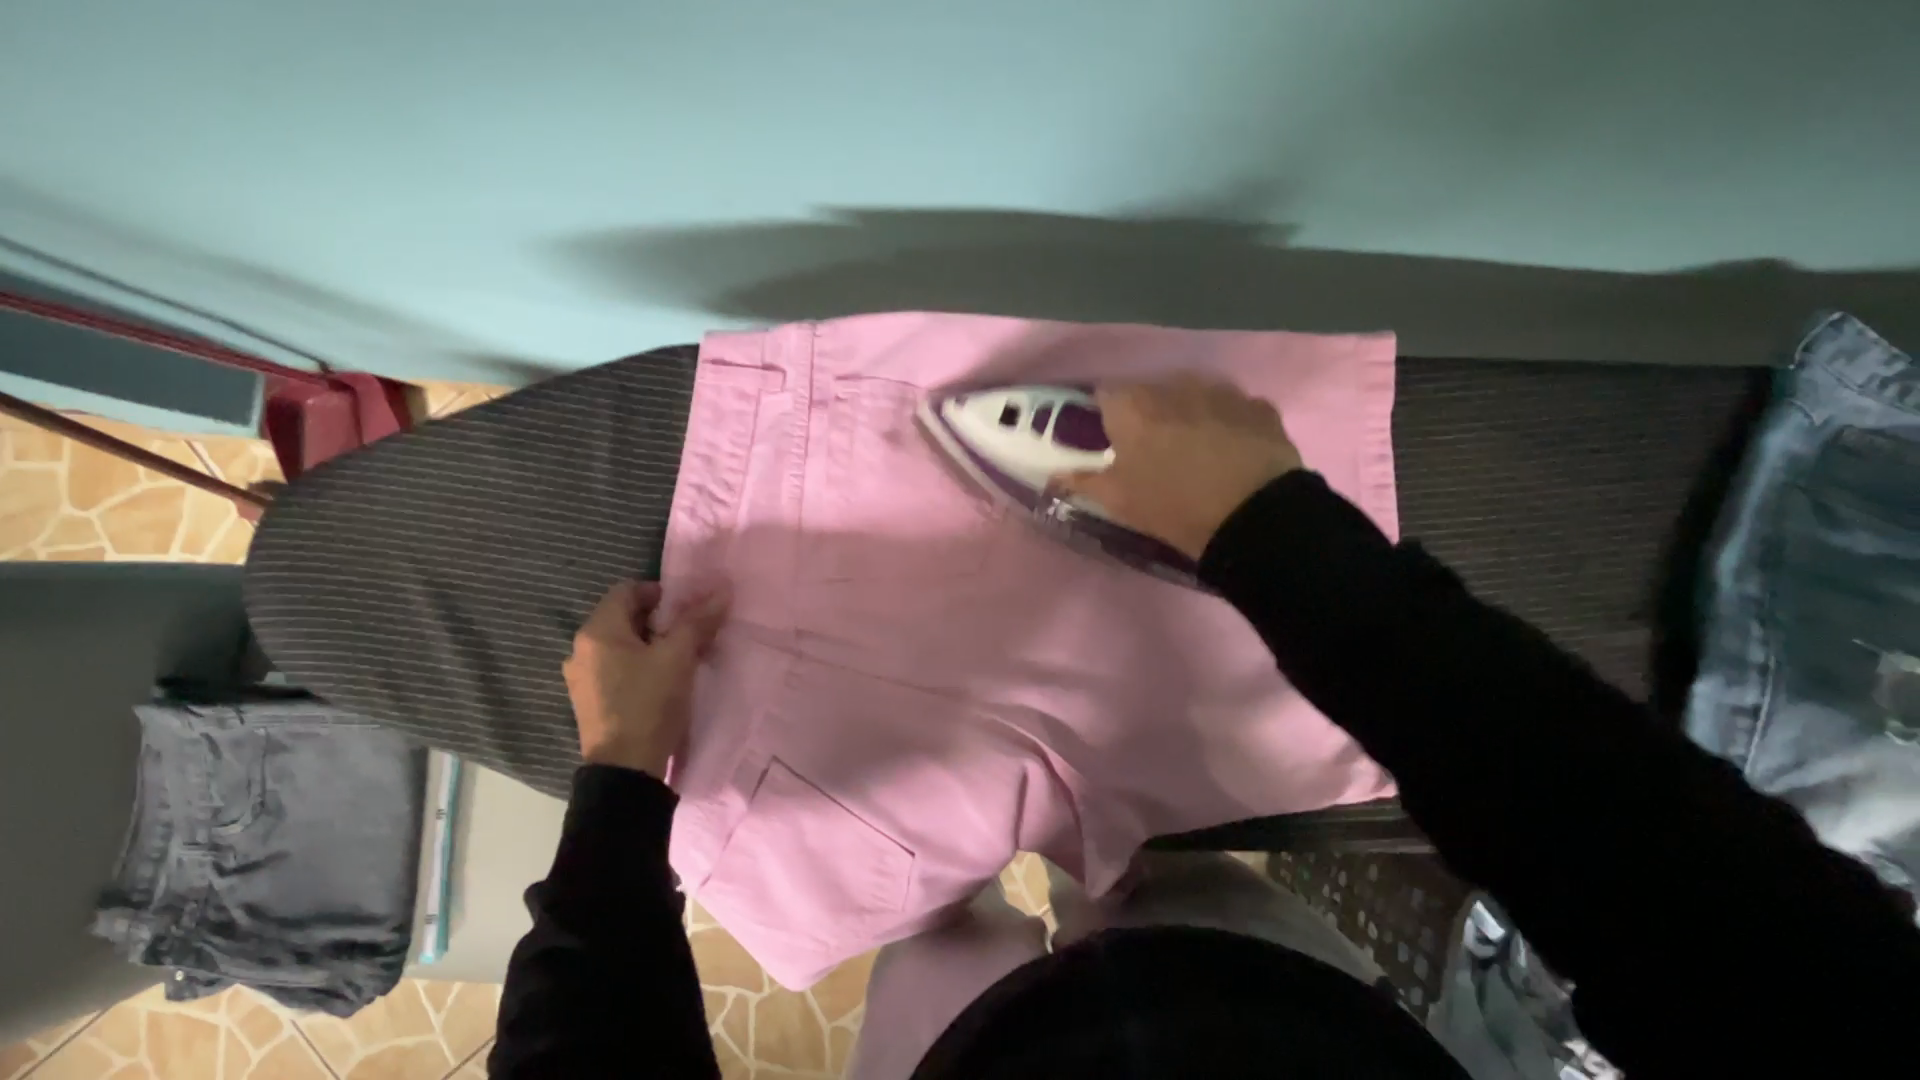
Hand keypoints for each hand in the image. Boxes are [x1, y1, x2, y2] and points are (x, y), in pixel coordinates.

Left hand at [563, 580, 729, 779]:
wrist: (626, 771)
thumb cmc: (649, 704)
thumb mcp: (679, 658)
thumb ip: (698, 621)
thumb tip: (721, 589)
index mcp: (597, 631)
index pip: (627, 590)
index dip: (660, 592)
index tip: (688, 608)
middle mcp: (581, 650)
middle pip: (624, 618)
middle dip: (659, 620)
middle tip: (691, 632)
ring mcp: (582, 678)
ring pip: (621, 646)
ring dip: (650, 645)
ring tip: (681, 659)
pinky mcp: (590, 702)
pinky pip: (616, 670)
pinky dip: (639, 667)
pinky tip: (661, 683)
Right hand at [1052, 377, 1302, 560]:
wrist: (1254, 517)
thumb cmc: (1173, 506)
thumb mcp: (1119, 501)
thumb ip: (1081, 482)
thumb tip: (1052, 476)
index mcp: (1132, 406)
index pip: (1105, 394)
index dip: (1105, 417)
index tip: (1110, 442)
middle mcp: (1174, 386)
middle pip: (1152, 393)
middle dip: (1149, 415)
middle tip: (1153, 453)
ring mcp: (1222, 392)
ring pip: (1194, 397)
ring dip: (1190, 415)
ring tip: (1197, 451)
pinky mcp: (1259, 407)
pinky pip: (1234, 409)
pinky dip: (1229, 424)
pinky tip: (1233, 453)